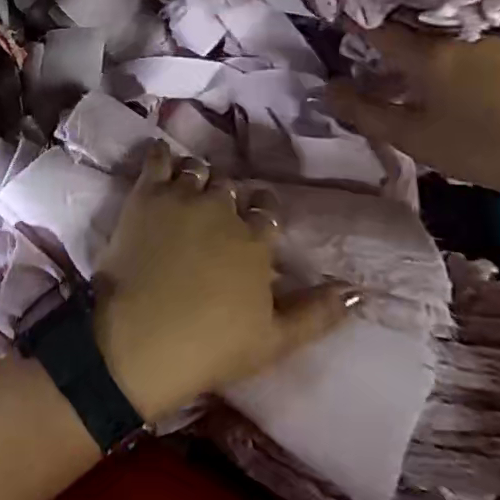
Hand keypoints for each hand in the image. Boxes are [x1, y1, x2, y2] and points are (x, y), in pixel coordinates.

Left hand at [91, 145, 350, 419]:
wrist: (141, 340)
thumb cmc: (210, 346)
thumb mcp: (275, 340)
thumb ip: (318, 313)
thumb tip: (358, 292)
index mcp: (255, 240)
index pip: (266, 209)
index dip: (261, 211)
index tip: (254, 218)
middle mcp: (223, 208)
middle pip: (231, 187)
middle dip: (228, 195)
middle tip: (217, 210)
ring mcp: (183, 197)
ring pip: (197, 169)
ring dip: (198, 176)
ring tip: (190, 186)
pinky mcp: (146, 195)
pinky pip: (157, 159)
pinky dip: (161, 155)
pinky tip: (161, 154)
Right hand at [323, 29, 499, 232]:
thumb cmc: (480, 148)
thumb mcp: (413, 138)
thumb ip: (365, 112)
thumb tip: (327, 87)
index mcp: (427, 52)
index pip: (377, 26)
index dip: (352, 22)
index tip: (333, 23)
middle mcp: (456, 37)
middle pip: (407, 29)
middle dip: (381, 39)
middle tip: (362, 59)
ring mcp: (488, 44)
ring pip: (435, 39)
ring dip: (412, 52)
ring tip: (398, 78)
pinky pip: (460, 48)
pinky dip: (439, 59)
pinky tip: (439, 86)